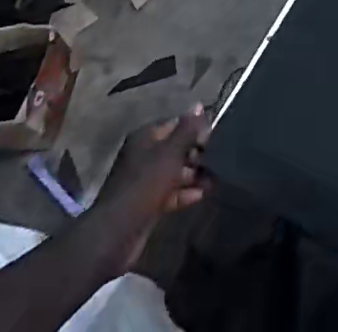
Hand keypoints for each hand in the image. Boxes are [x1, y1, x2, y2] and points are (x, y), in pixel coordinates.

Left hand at [83, 104, 211, 271]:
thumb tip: (199, 105)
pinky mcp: (148, 203)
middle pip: (176, 148)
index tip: (217, 135)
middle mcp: (144, 155)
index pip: (175, 124)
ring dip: (194, 174)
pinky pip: (171, 192)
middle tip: (220, 157)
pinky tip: (203, 194)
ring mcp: (145, 180)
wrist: (116, 232)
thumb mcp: (170, 154)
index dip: (195, 128)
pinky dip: (185, 192)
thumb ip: (187, 130)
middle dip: (197, 153)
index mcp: (145, 138)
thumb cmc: (144, 185)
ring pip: (175, 172)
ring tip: (217, 177)